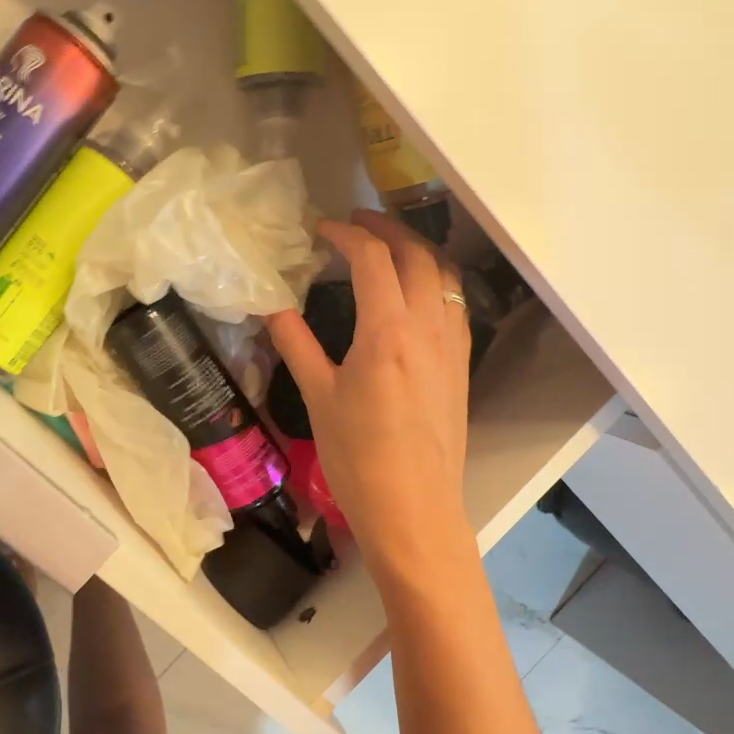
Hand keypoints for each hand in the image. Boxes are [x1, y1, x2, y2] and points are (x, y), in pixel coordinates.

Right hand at [266, 210, 473, 588]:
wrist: (413, 510)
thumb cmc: (358, 458)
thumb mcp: (318, 398)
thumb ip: (297, 344)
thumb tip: (272, 307)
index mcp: (387, 331)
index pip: (372, 259)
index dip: (346, 234)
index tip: (322, 230)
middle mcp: (428, 327)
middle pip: (416, 254)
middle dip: (386, 229)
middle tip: (355, 223)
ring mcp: (452, 345)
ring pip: (444, 274)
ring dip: (417, 249)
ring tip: (388, 246)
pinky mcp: (461, 365)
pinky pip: (455, 303)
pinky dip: (435, 279)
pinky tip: (415, 292)